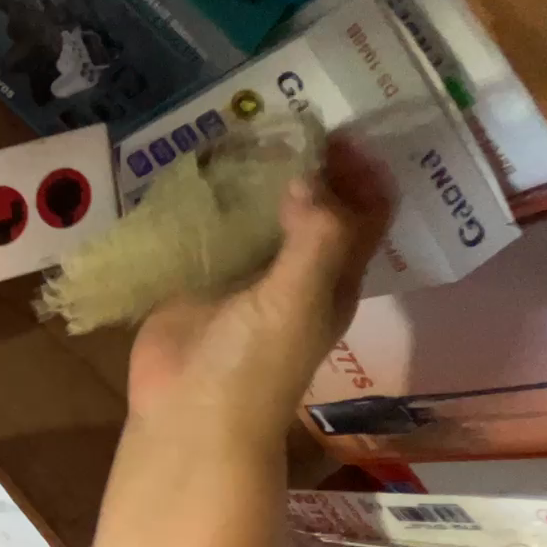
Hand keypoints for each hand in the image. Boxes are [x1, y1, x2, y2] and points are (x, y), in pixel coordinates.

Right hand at [127, 138, 394, 441]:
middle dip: (297, 173)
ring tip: (228, 155)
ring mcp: (232, 285)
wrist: (186, 412)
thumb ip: (314, 235)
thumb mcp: (300, 297)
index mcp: (330, 277)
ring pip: (247, 227)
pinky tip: (183, 197)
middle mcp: (285, 275)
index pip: (363, 211)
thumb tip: (304, 178)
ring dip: (242, 193)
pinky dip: (192, 221)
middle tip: (274, 135)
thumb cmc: (253, 362)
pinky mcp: (185, 294)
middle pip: (304, 212)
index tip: (333, 135)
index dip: (359, 171)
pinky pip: (195, 248)